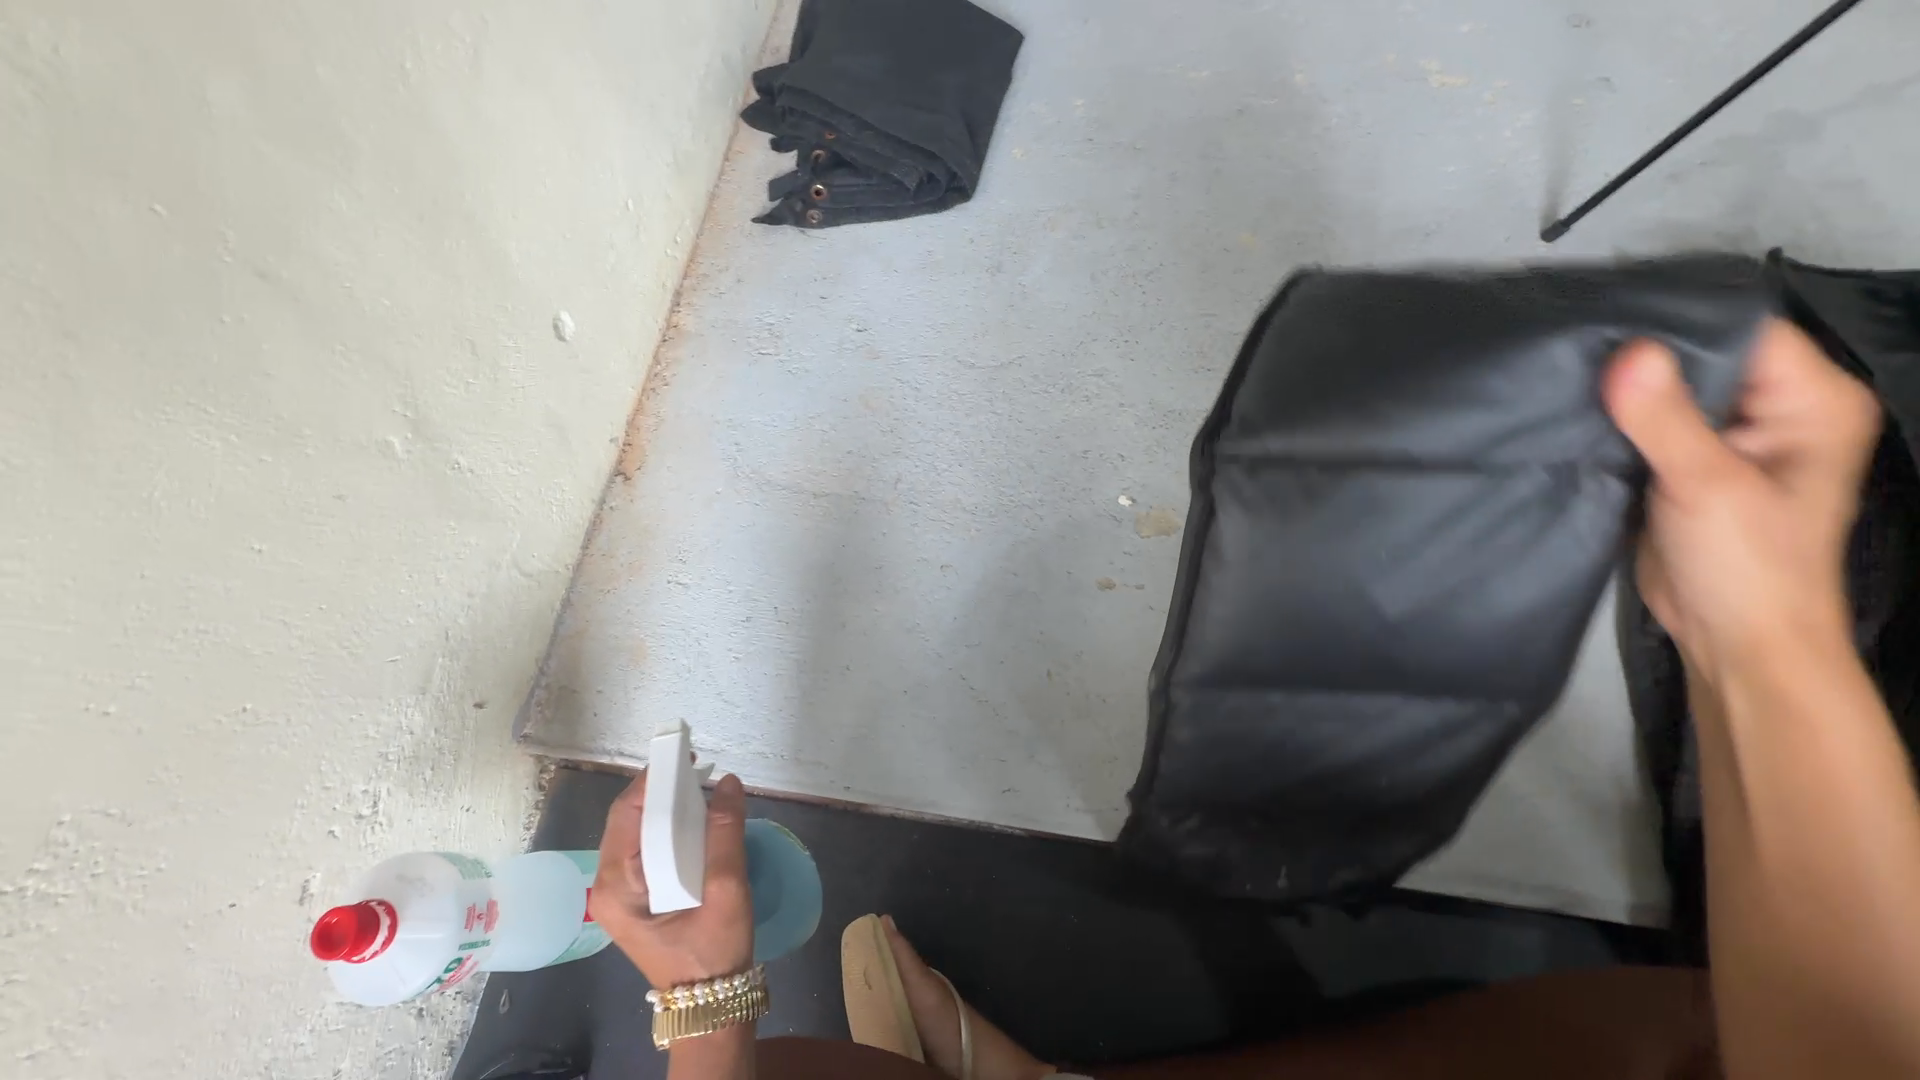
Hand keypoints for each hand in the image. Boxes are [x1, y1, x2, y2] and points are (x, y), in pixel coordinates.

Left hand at [589, 770, 754, 988]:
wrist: (712, 1002)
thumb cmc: (714, 949)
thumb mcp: (727, 889)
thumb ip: (725, 833)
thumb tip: (729, 783)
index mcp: (619, 886)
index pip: (627, 814)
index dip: (653, 779)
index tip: (685, 757)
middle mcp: (609, 887)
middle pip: (628, 819)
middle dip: (660, 788)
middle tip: (697, 768)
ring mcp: (620, 894)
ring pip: (636, 832)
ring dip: (664, 805)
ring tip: (700, 787)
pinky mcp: (637, 897)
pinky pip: (646, 848)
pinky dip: (668, 826)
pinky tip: (694, 818)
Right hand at [1602, 318, 1880, 684]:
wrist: (1732, 637)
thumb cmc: (1747, 564)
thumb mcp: (1706, 486)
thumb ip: (1666, 418)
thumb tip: (1627, 350)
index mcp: (1812, 403)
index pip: (1744, 334)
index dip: (1678, 325)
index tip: (1606, 319)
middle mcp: (1775, 410)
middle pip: (1702, 358)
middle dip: (1641, 357)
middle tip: (1572, 345)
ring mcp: (1727, 438)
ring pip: (1667, 391)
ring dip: (1620, 390)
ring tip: (1563, 373)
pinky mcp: (1684, 464)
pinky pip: (1645, 424)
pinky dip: (1612, 420)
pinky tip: (1572, 411)